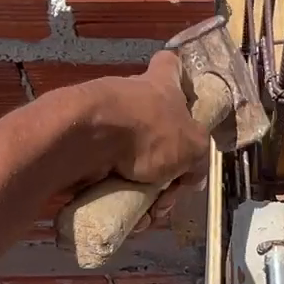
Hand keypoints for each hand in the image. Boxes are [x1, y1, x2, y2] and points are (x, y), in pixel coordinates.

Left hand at [63, 51, 211, 230]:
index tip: (184, 97)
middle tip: (169, 195)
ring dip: (145, 192)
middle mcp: (131, 98)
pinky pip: (111, 178)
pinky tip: (130, 218)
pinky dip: (121, 199)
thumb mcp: (193, 147)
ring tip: (148, 214)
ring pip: (134, 161)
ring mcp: (105, 123)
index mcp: (160, 85)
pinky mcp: (85, 148)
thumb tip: (192, 176)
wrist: (89, 138)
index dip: (179, 76)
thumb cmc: (148, 130)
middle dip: (166, 169)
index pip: (170, 65)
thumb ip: (198, 159)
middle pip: (155, 131)